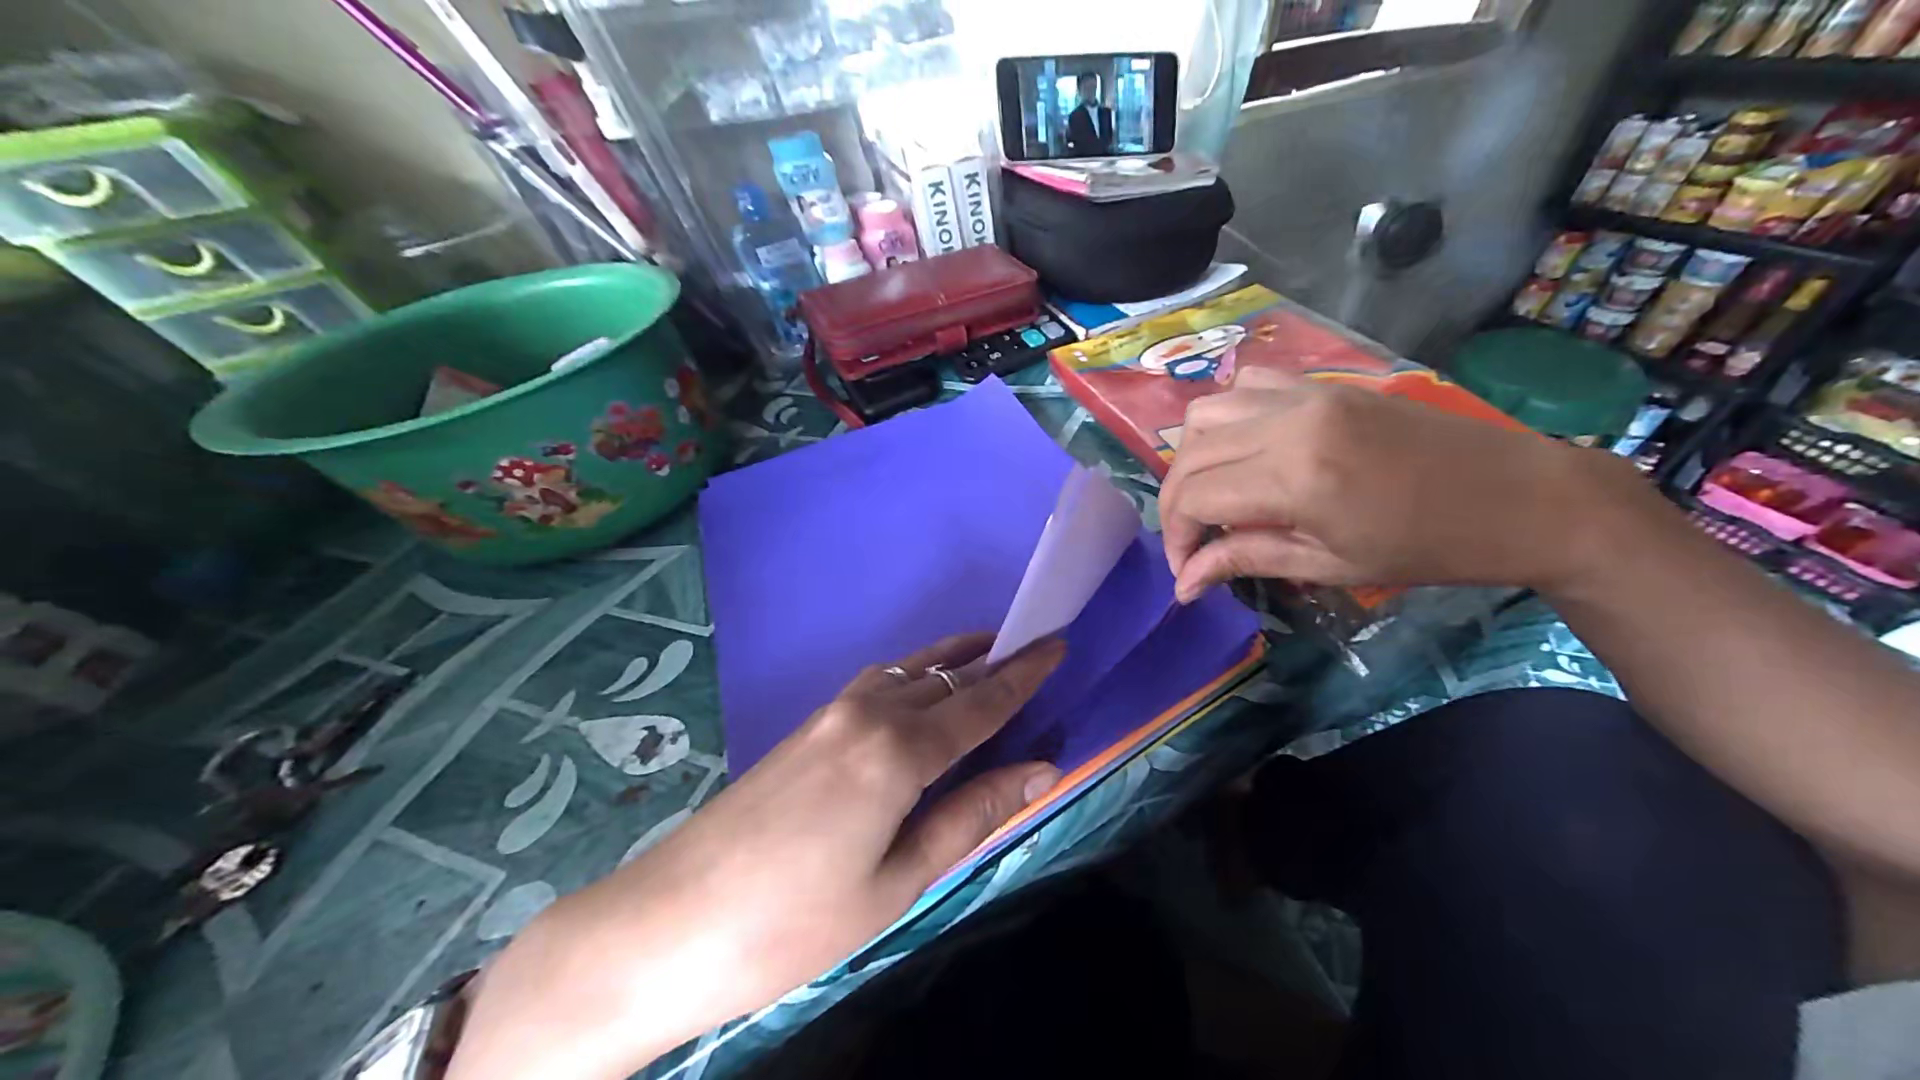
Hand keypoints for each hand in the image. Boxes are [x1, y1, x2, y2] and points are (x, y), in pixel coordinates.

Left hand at [445, 634, 1066, 1079]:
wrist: (669, 922)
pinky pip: (877, 683)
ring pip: (908, 671)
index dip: (1025, 675)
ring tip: (989, 654)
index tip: (1059, 644)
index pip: (981, 701)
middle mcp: (867, 712)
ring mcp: (830, 713)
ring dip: (953, 660)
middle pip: (946, 676)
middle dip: (995, 660)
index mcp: (898, 750)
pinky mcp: (806, 725)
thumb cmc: (795, 922)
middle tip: (1035, 645)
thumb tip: (1043, 768)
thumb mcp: (899, 881)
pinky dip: (914, 675)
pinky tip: (923, 689)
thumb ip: (971, 814)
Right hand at [1158, 369, 1655, 601]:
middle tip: (1192, 541)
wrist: (1522, 497)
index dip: (1177, 537)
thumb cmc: (1430, 548)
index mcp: (1294, 476)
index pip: (1194, 497)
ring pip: (1208, 412)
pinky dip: (1228, 415)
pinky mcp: (1324, 384)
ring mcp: (1306, 394)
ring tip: (1213, 494)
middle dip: (1176, 504)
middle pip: (1191, 455)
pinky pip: (1249, 385)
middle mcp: (1288, 423)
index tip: (1187, 571)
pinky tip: (1242, 447)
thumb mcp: (1331, 565)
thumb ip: (1246, 560)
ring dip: (1194, 456)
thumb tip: (1184, 583)